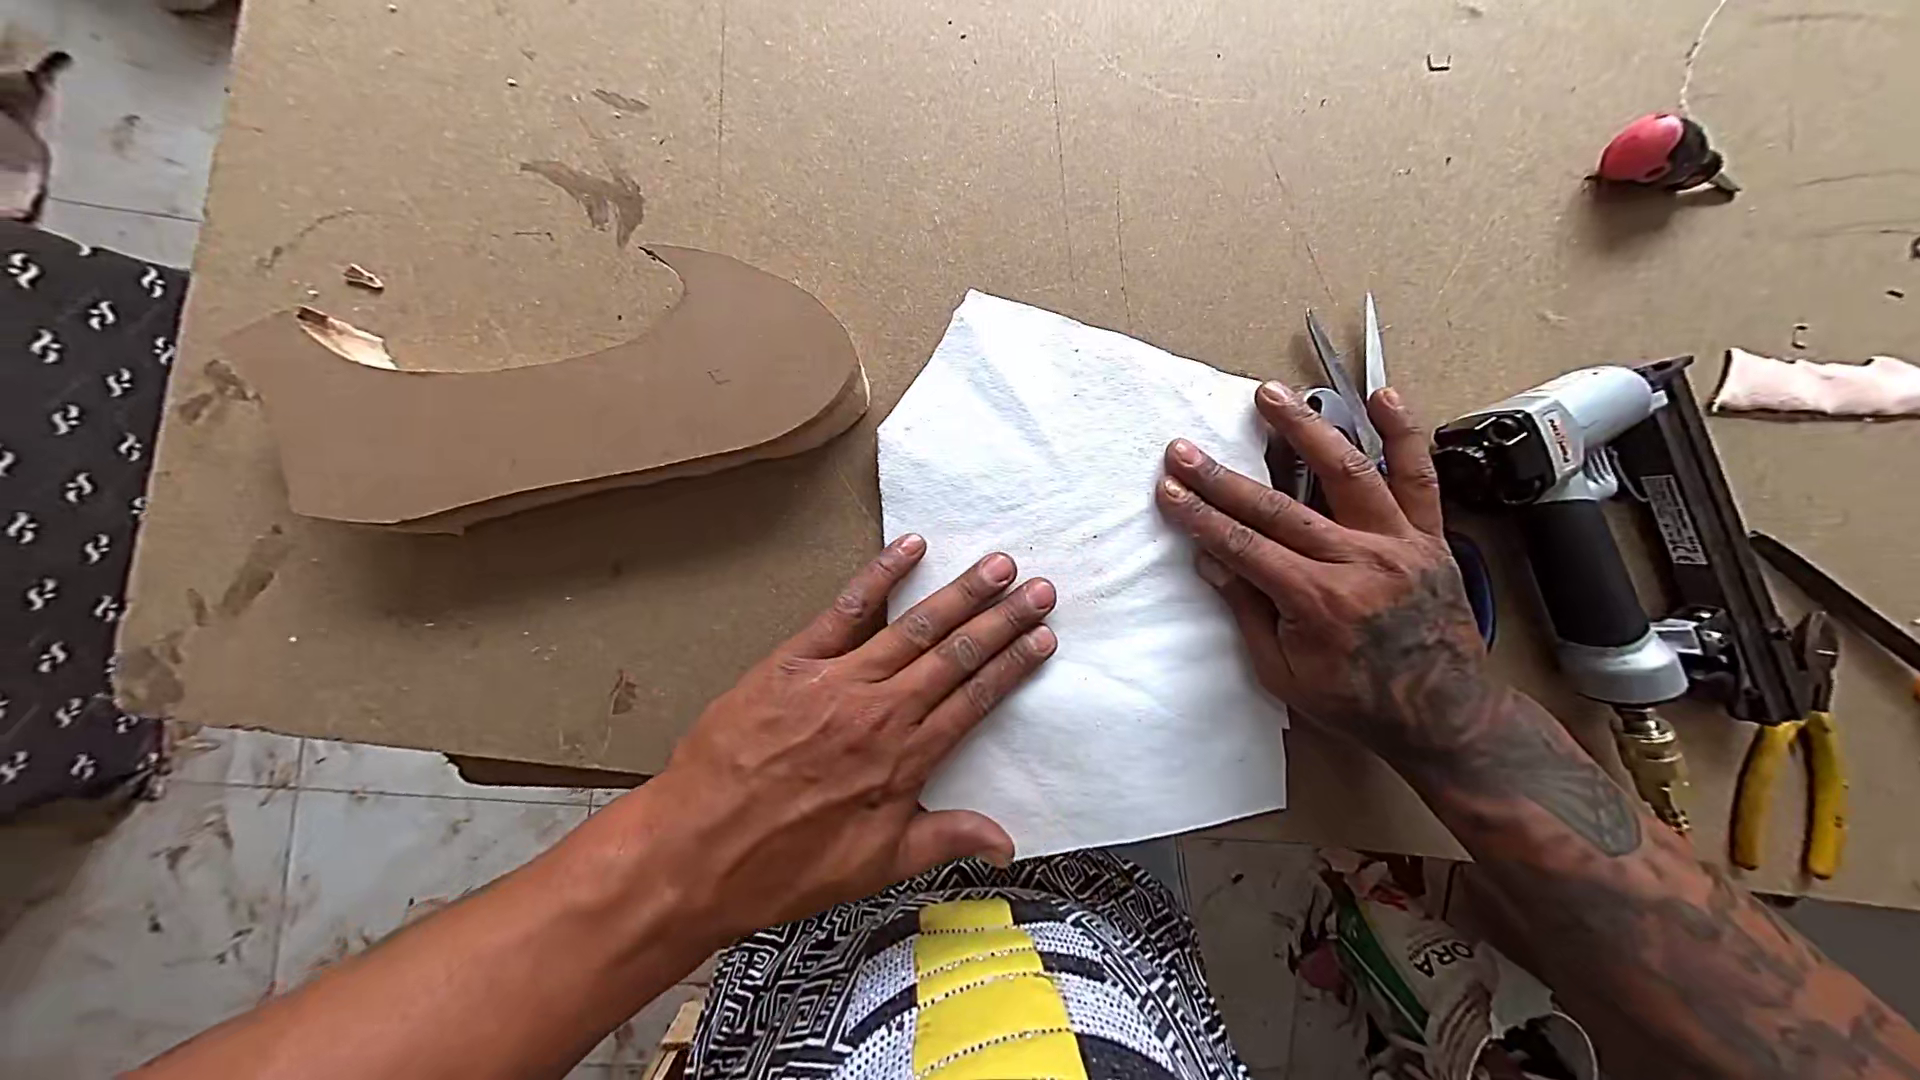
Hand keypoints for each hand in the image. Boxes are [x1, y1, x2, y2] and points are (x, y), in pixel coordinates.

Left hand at [644, 536, 1055, 940]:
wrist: (694, 851)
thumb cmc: (785, 865)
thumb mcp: (873, 866)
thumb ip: (943, 840)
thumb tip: (1006, 840)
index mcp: (905, 757)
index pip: (976, 698)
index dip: (1014, 665)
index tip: (1043, 638)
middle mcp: (881, 710)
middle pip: (957, 654)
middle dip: (1003, 619)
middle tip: (1039, 588)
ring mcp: (839, 679)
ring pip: (915, 627)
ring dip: (961, 594)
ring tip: (998, 565)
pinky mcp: (796, 660)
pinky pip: (847, 608)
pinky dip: (882, 575)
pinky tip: (911, 548)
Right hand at [1154, 381, 1491, 766]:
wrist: (1444, 715)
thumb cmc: (1356, 701)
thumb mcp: (1281, 670)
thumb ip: (1247, 610)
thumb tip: (1210, 560)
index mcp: (1317, 601)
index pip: (1241, 545)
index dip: (1198, 516)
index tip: (1169, 490)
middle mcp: (1358, 562)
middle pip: (1276, 506)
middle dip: (1221, 477)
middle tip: (1185, 449)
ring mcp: (1398, 544)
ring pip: (1346, 471)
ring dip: (1303, 429)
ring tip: (1270, 394)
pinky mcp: (1427, 537)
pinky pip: (1418, 477)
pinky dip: (1402, 433)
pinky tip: (1382, 396)